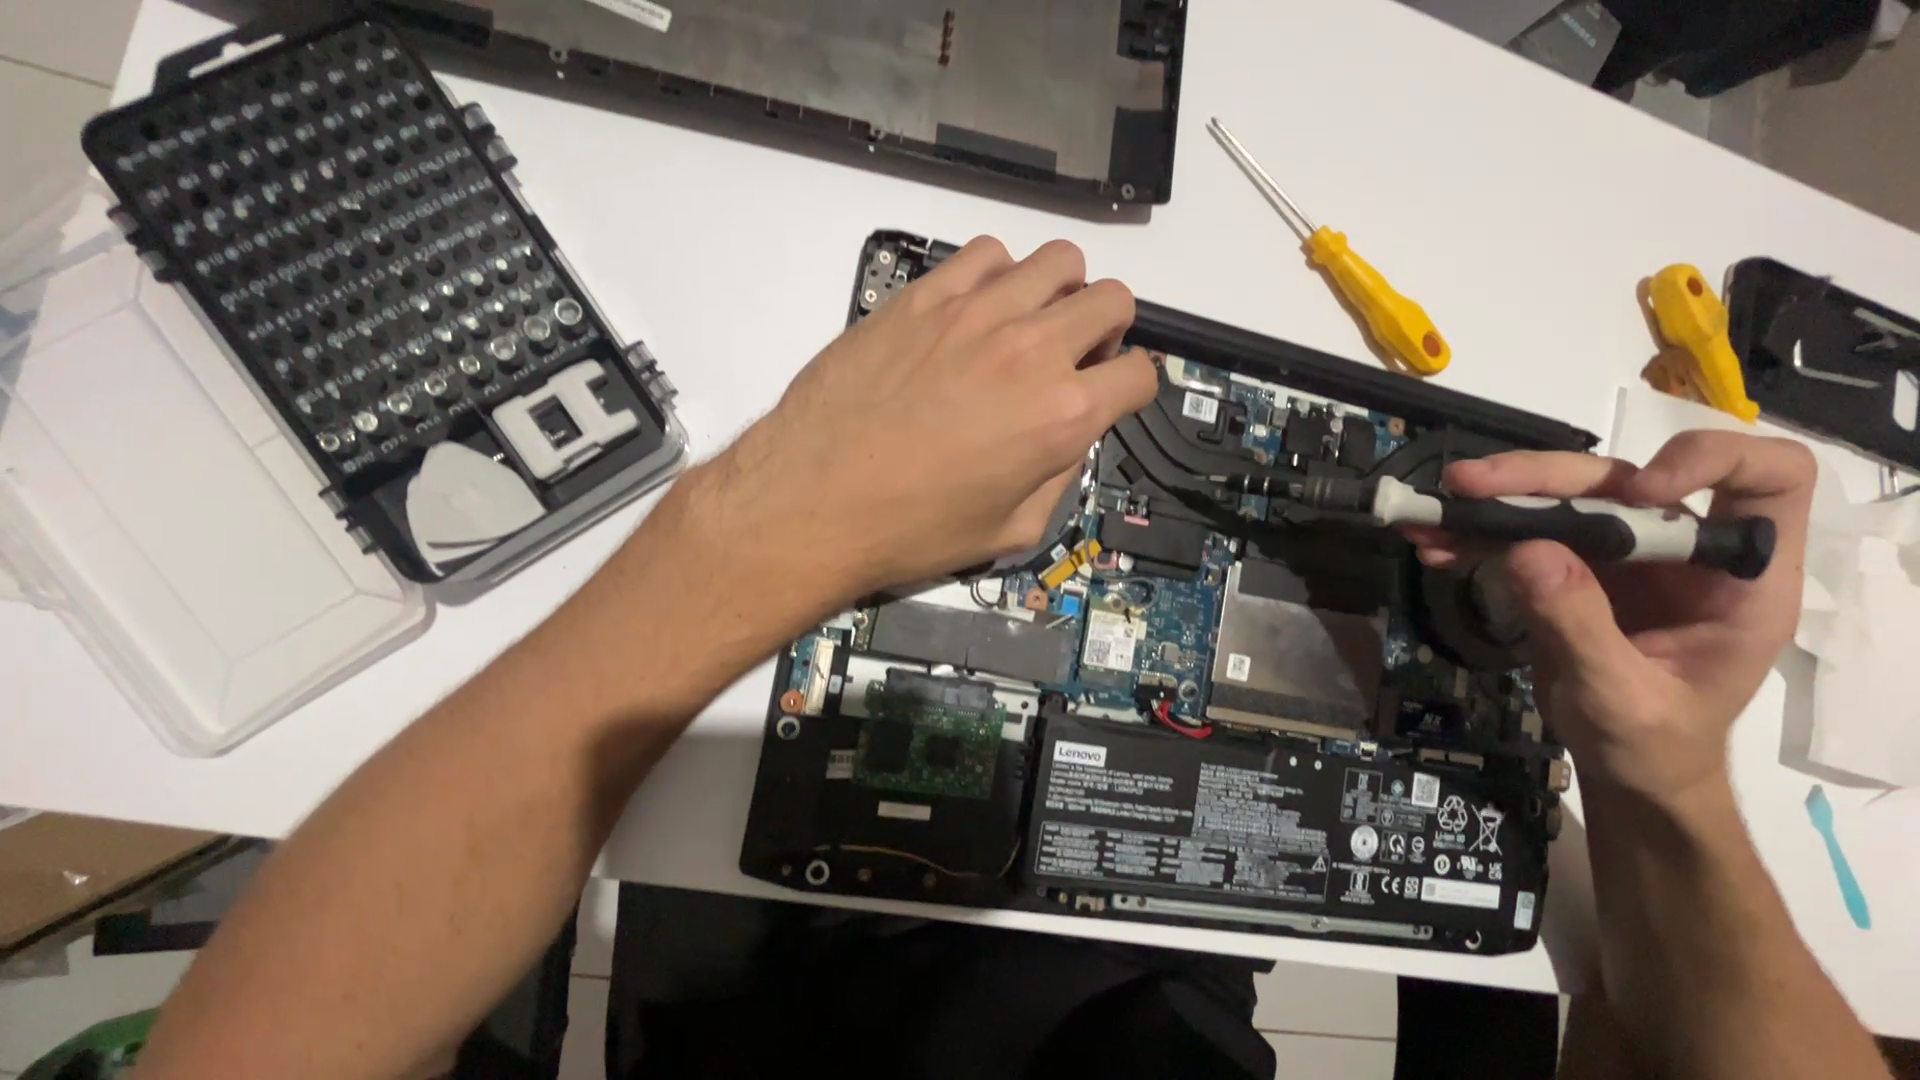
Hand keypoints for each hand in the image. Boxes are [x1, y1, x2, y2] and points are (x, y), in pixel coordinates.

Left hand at [686, 237, 1156, 599]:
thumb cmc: (906, 529)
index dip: (1131, 387)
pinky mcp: (922, 297)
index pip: (1139, 374)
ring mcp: (975, 314)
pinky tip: (976, 310)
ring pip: (1058, 260)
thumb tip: (1067, 441)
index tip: (1112, 393)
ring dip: (1061, 290)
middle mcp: (1030, 351)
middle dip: (1109, 328)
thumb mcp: (1008, 532)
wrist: (812, 502)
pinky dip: (998, 274)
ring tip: (1029, 324)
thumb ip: (1057, 478)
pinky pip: (986, 254)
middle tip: (1077, 355)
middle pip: (1112, 299)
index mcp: (1062, 416)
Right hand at [1406, 431, 1814, 806]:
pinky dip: (1476, 536)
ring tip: (1429, 515)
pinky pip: (1523, 535)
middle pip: (1621, 479)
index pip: (1767, 478)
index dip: (1708, 460)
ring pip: (1562, 499)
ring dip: (1491, 502)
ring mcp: (1624, 556)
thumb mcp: (1620, 696)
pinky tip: (1434, 545)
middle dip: (1540, 478)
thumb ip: (1580, 625)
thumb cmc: (1652, 744)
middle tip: (1466, 485)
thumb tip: (1526, 550)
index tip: (1633, 494)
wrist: (1628, 771)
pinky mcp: (1574, 567)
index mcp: (1739, 575)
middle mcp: (1684, 548)